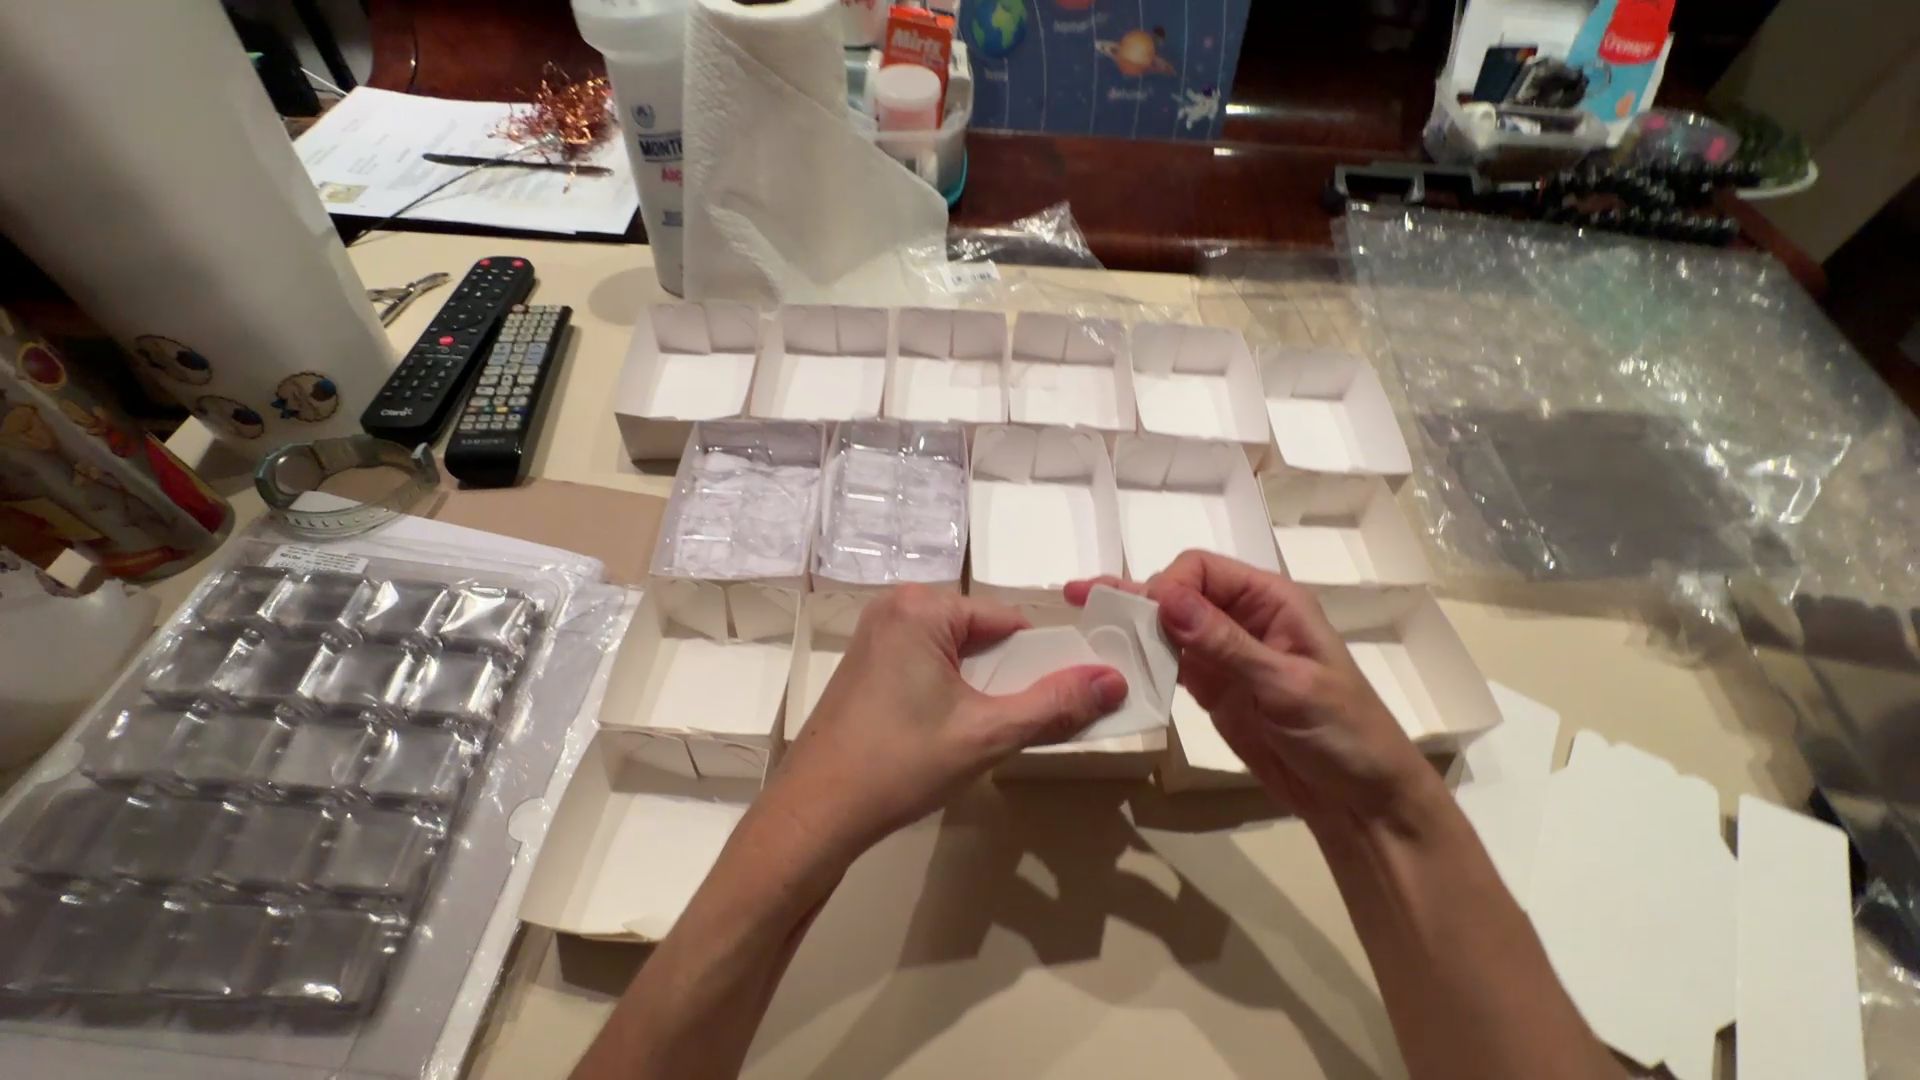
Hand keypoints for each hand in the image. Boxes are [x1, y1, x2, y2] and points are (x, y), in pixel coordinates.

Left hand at [768, 586, 1126, 861]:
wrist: (816, 812)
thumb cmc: (900, 764)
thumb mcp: (987, 734)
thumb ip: (1054, 704)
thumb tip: (1115, 680)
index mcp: (922, 607)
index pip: (1008, 622)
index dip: (1039, 661)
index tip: (1058, 700)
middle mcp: (895, 606)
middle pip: (980, 634)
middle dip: (1006, 676)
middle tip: (1017, 723)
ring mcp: (874, 634)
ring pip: (953, 651)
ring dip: (979, 687)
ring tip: (983, 732)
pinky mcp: (864, 663)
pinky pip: (925, 662)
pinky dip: (948, 689)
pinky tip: (949, 730)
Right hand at [1068, 552, 1438, 828]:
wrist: (1359, 801)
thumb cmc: (1342, 733)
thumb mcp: (1286, 685)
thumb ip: (1225, 643)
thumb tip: (1165, 598)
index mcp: (1272, 601)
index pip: (1203, 569)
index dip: (1169, 585)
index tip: (1144, 617)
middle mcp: (1243, 618)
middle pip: (1179, 592)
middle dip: (1136, 597)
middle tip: (1083, 601)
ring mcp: (1225, 654)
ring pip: (1168, 627)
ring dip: (1131, 626)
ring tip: (1085, 623)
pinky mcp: (1212, 687)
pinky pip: (1170, 664)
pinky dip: (1143, 662)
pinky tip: (1113, 662)